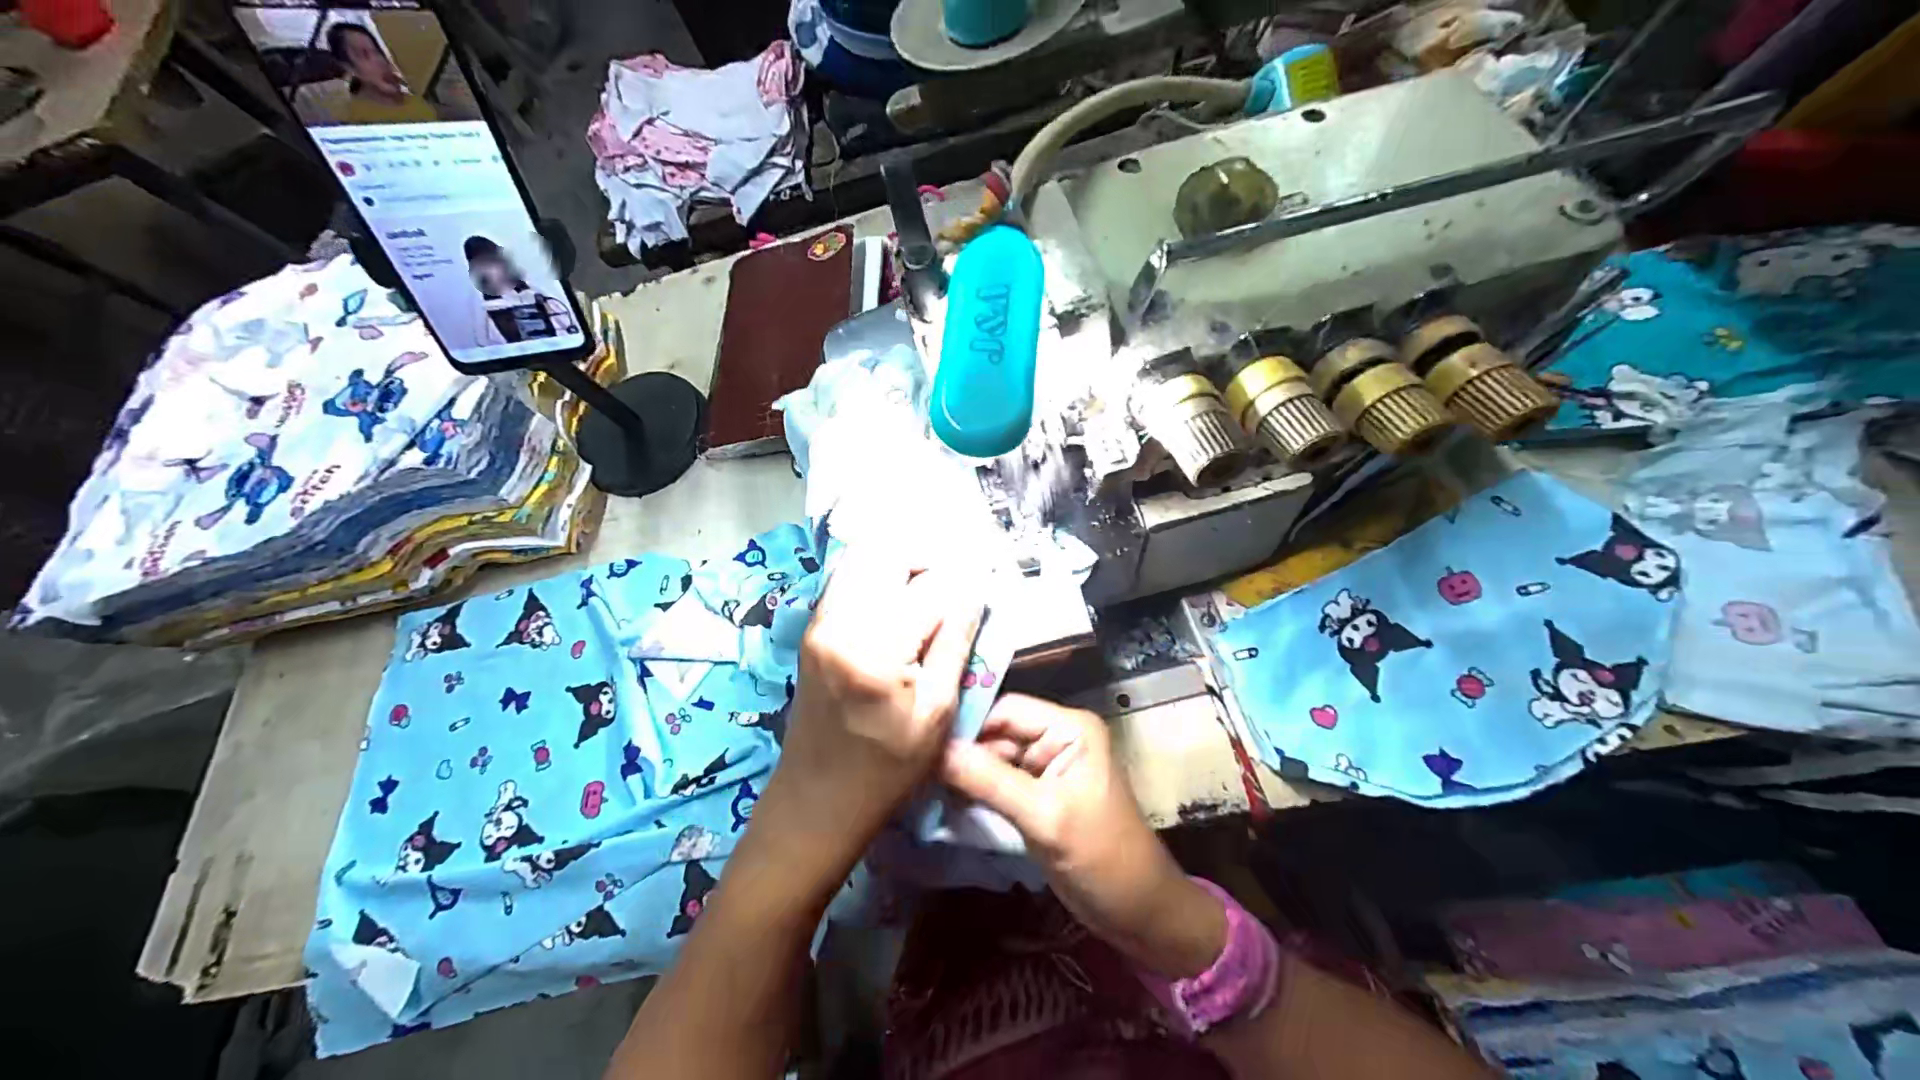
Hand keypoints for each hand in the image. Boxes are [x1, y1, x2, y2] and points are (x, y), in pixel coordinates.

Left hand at [755, 553, 982, 886]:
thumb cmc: (885, 769)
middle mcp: (839, 623)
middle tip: (956, 579)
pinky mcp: (812, 626)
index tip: (987, 578)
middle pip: (888, 552)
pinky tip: (899, 596)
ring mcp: (819, 621)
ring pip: (864, 557)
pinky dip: (877, 573)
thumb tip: (973, 590)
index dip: (965, 579)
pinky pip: (847, 577)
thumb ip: (955, 642)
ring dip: (901, 560)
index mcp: (875, 651)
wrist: (816, 798)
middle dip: (929, 556)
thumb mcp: (936, 713)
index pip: (931, 587)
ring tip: (930, 585)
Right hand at [940, 694, 1225, 977]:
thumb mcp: (1045, 817)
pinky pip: (997, 785)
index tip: (922, 740)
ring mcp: (1045, 770)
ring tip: (920, 783)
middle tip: (913, 767)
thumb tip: (934, 749)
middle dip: (960, 751)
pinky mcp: (1036, 799)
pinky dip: (974, 793)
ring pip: (992, 760)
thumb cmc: (1102, 857)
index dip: (967, 723)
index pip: (1006, 709)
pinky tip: (941, 801)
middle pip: (996, 733)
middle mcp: (1056, 739)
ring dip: (962, 774)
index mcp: (1069, 728)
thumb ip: (990, 781)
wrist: (1139, 914)